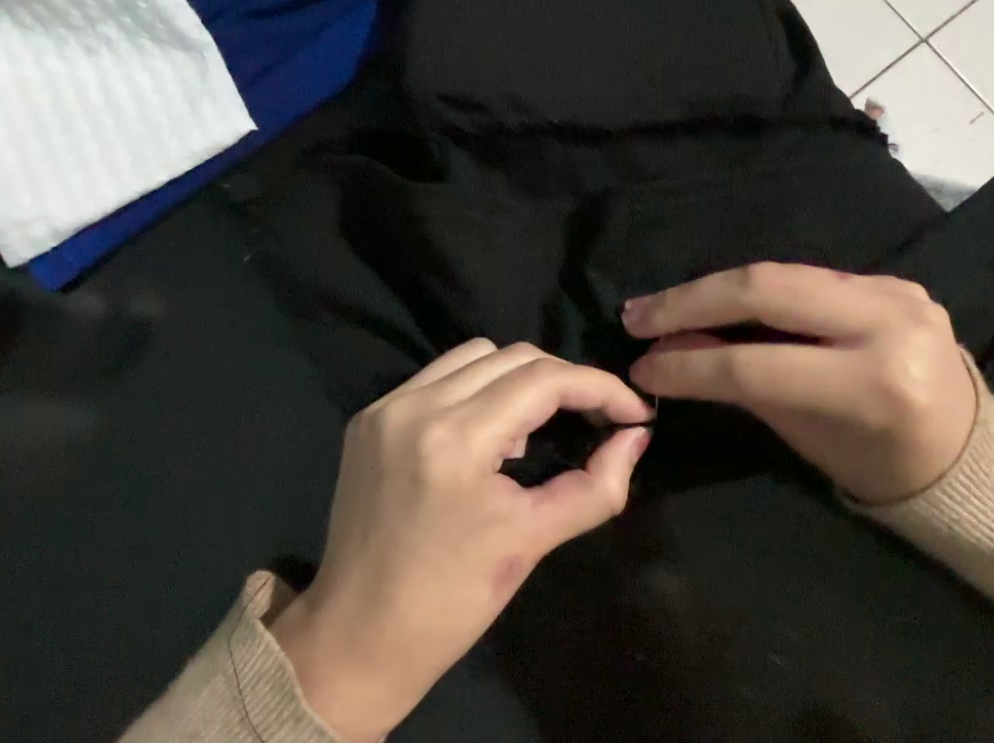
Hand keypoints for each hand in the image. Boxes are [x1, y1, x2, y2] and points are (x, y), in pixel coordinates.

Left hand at [271, 340, 653, 741]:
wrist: (356, 637)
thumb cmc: (450, 602)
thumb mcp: (531, 541)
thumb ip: (596, 486)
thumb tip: (636, 438)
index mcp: (455, 438)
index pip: (544, 380)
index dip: (599, 387)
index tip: (634, 412)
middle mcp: (415, 405)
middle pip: (513, 357)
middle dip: (564, 381)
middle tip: (595, 420)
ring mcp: (385, 407)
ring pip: (474, 356)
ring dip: (518, 380)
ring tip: (533, 435)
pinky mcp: (369, 417)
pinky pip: (438, 377)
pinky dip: (476, 391)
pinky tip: (485, 437)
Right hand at [623, 263, 976, 504]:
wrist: (965, 455)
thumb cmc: (877, 464)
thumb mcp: (801, 433)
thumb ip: (737, 383)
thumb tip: (667, 351)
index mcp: (873, 385)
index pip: (755, 364)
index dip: (688, 364)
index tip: (640, 364)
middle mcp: (888, 323)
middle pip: (766, 291)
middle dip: (689, 301)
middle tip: (636, 316)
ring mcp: (895, 291)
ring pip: (779, 273)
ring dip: (712, 288)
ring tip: (661, 305)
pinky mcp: (891, 279)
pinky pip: (804, 277)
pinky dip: (752, 289)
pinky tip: (715, 299)